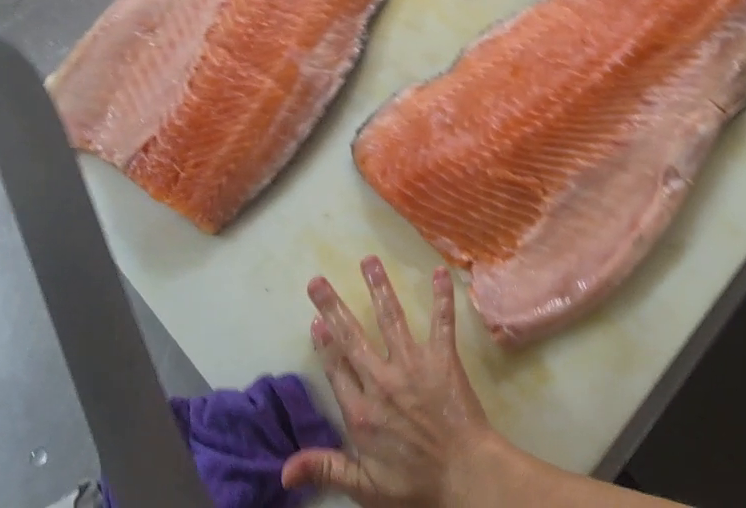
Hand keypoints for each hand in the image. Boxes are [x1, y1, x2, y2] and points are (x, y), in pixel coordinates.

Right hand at [281, 256, 502, 506]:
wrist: (463, 473)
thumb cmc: (414, 483)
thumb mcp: (363, 485)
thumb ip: (324, 469)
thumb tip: (282, 471)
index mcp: (361, 410)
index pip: (337, 369)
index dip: (324, 343)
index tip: (314, 320)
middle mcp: (382, 380)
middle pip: (352, 337)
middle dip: (334, 307)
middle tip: (318, 281)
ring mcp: (413, 365)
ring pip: (391, 319)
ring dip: (379, 288)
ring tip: (369, 261)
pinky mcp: (442, 359)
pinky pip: (441, 323)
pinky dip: (442, 297)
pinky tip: (440, 272)